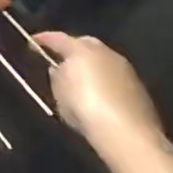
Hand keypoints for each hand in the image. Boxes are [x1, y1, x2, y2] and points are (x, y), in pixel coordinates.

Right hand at [34, 32, 162, 149]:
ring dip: (91, 68)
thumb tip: (58, 69)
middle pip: (84, 44)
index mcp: (81, 48)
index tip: (33, 42)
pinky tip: (101, 100)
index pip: (58, 38)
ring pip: (102, 61)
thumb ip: (57, 77)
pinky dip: (106, 83)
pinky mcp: (138, 86)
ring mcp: (124, 68)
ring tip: (81, 84)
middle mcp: (104, 51)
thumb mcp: (60, 94)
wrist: (128, 134)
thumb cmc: (86, 108)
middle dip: (72, 51)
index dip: (44, 39)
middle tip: (61, 62)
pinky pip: (115, 78)